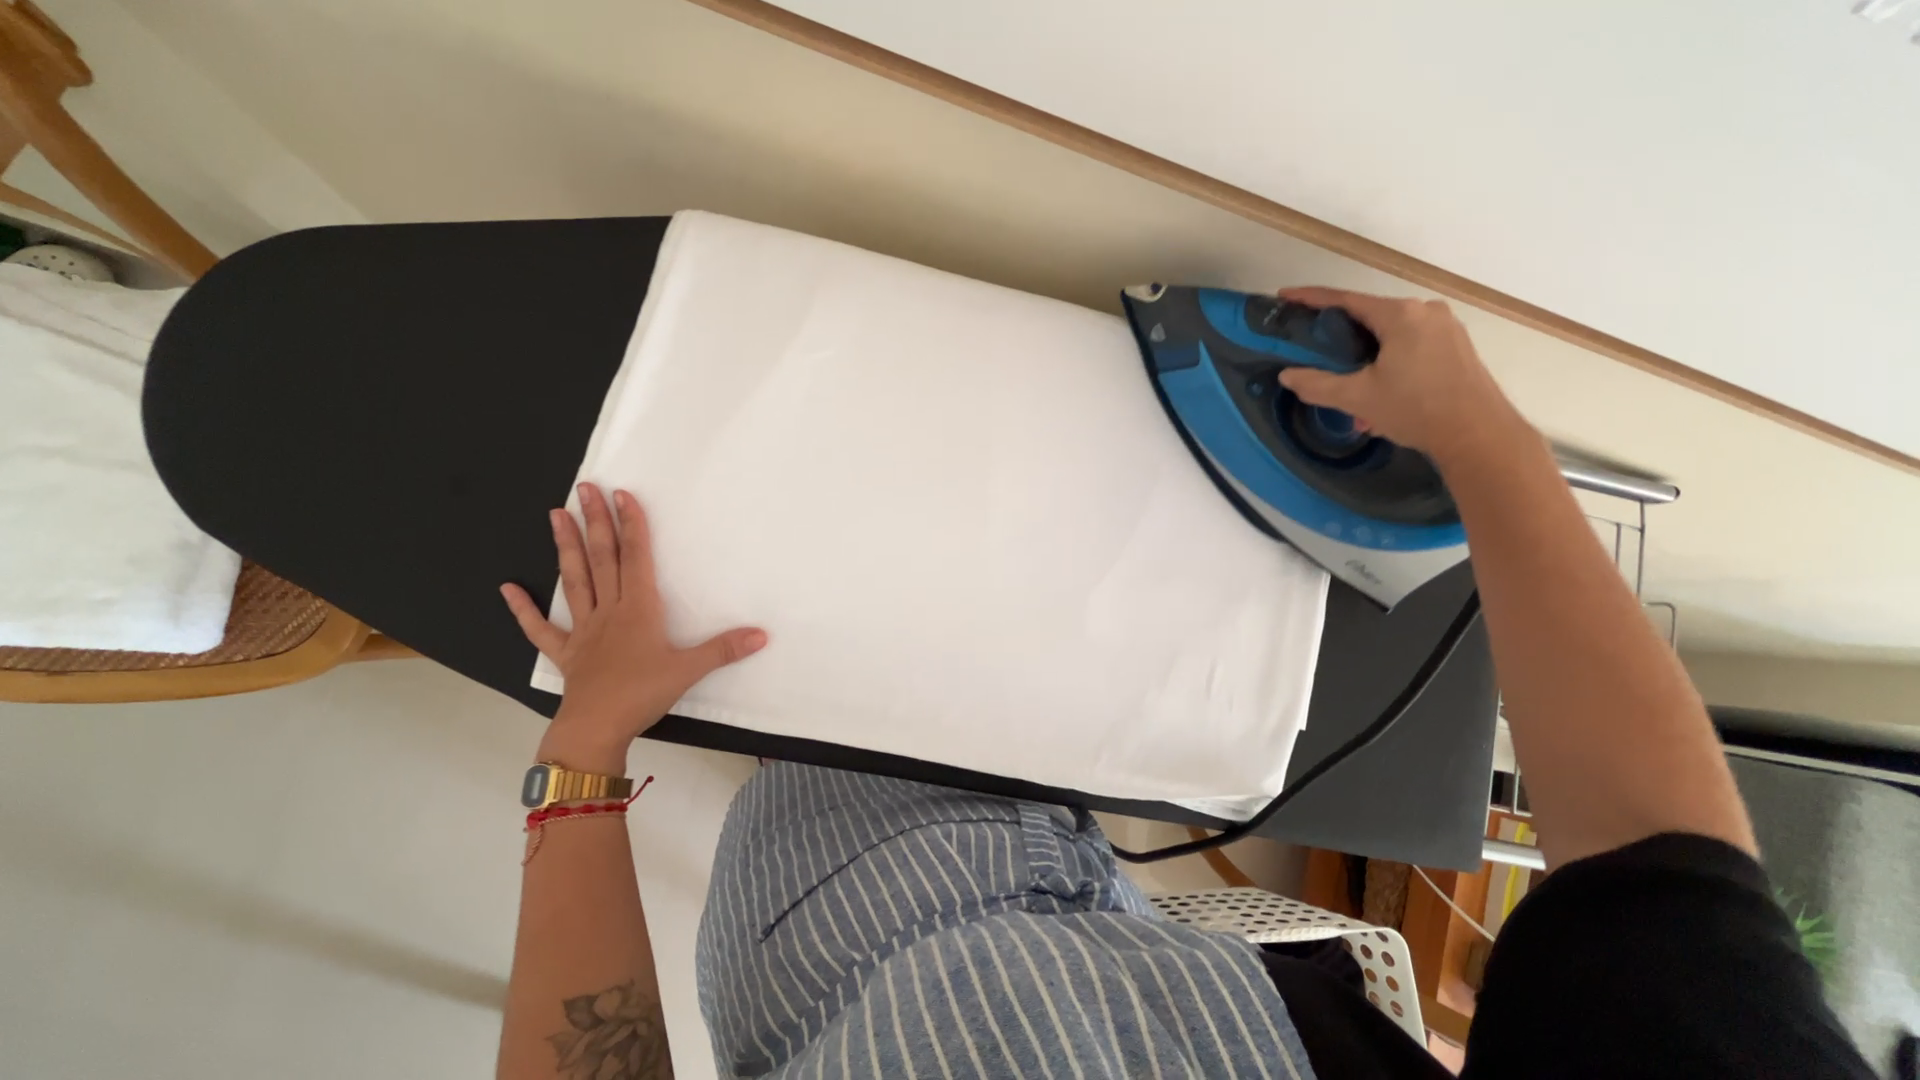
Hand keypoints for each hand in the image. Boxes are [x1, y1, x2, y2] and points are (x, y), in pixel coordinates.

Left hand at [501, 483, 766, 771]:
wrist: (596, 727)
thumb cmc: (642, 694)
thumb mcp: (689, 670)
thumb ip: (724, 649)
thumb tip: (762, 634)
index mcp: (639, 610)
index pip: (636, 558)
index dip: (632, 525)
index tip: (622, 494)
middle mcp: (609, 611)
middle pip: (602, 558)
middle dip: (595, 521)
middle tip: (585, 488)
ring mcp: (583, 630)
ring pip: (574, 580)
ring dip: (565, 547)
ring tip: (556, 514)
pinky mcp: (565, 653)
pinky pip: (540, 629)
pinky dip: (523, 609)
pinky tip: (507, 588)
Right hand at [1274, 287, 1526, 463]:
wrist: (1478, 434)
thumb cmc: (1416, 409)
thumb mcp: (1358, 398)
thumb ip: (1317, 384)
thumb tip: (1288, 376)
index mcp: (1400, 314)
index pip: (1345, 299)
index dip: (1311, 298)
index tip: (1285, 296)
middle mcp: (1425, 311)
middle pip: (1369, 317)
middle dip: (1341, 339)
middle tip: (1315, 354)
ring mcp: (1446, 327)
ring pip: (1390, 335)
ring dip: (1366, 359)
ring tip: (1349, 389)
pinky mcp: (1456, 346)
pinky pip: (1411, 346)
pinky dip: (1389, 363)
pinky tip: (1379, 394)